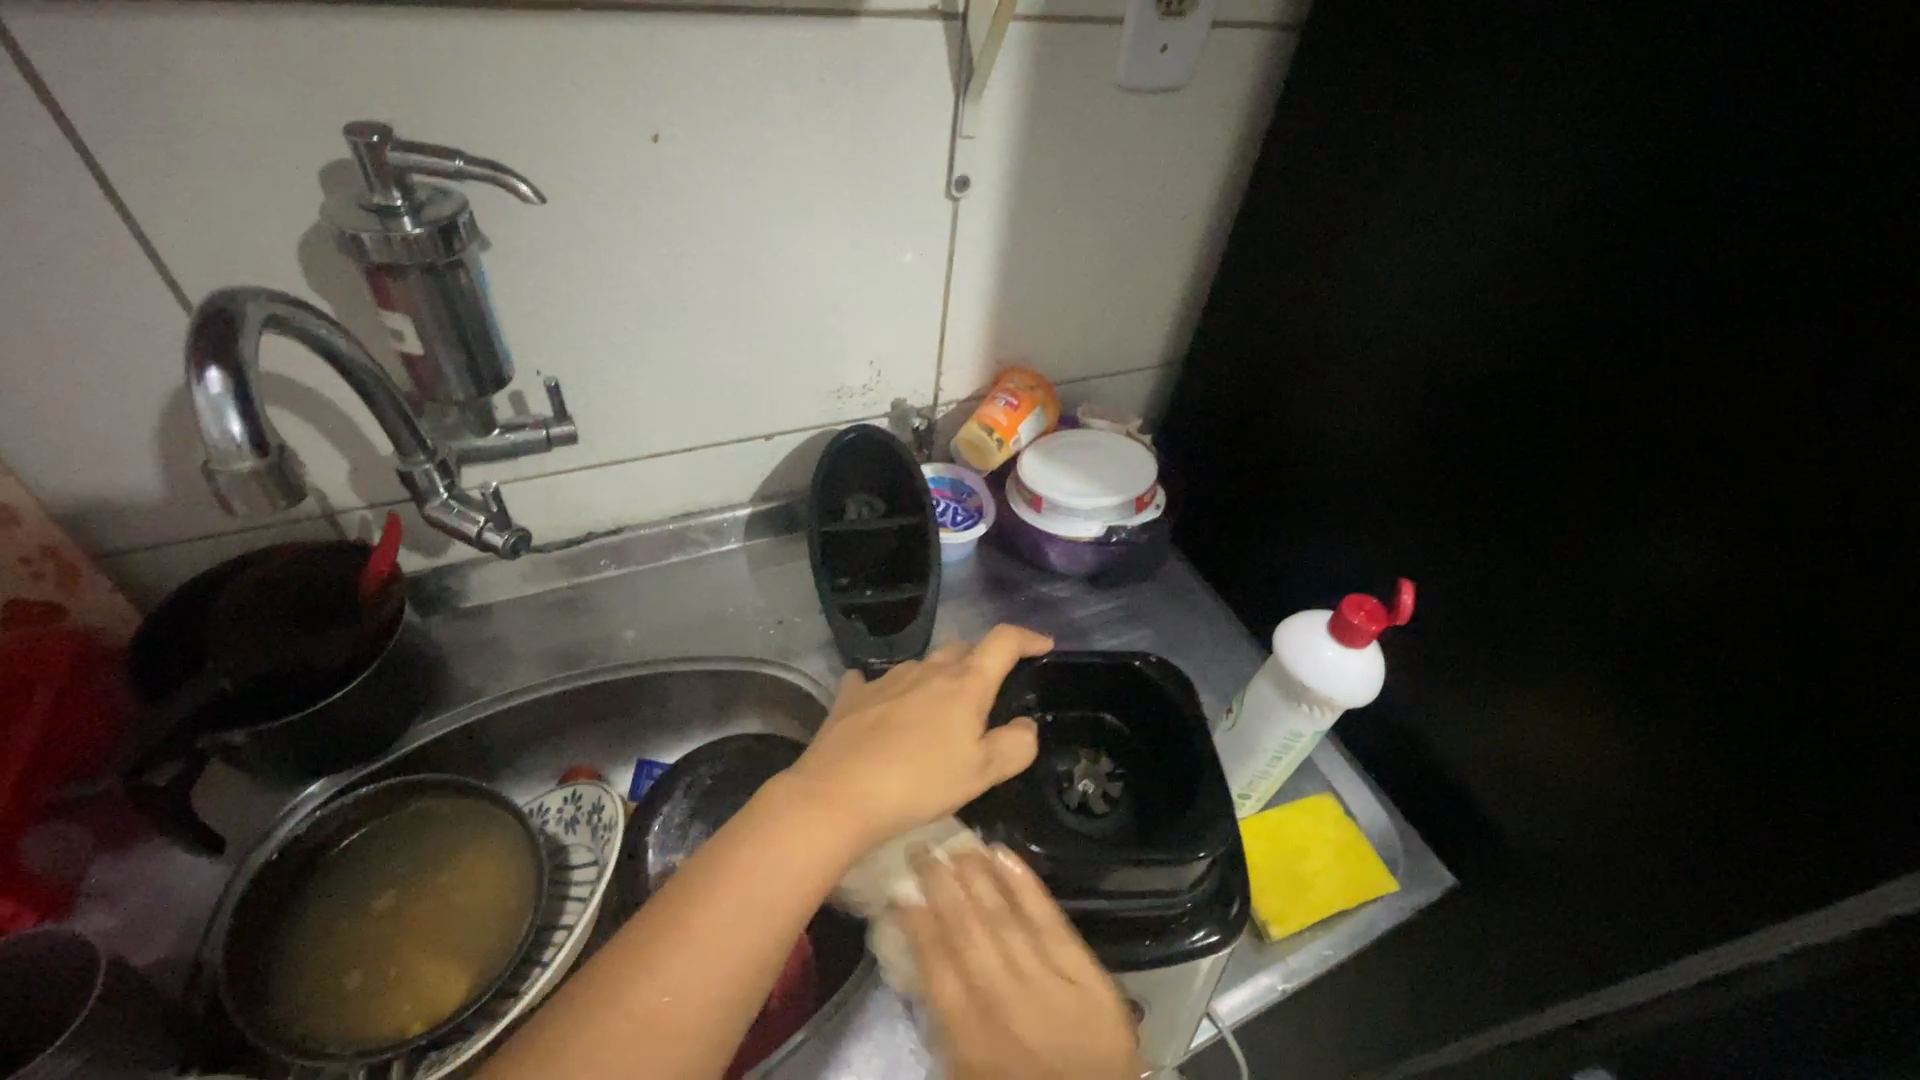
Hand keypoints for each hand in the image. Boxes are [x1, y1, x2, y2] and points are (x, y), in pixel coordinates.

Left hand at [783, 624, 1051, 851]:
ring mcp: (885, 679)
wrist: (837, 795)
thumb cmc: (920, 783)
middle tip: (987, 695)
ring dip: (936, 680)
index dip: (1027, 638)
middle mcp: (926, 670)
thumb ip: (1015, 746)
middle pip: (961, 650)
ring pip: (921, 667)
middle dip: (980, 662)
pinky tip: (883, 710)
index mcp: (965, 684)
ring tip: (936, 714)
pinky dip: (889, 692)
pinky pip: (875, 682)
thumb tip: (1026, 725)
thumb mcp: (981, 774)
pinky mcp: (852, 695)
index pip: (1003, 642)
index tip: (1043, 646)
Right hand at [900, 847, 1142, 1079]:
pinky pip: (1050, 920)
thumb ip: (943, 1019)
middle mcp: (1003, 999)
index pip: (934, 963)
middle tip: (922, 848)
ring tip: (958, 845)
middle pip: (965, 929)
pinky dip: (1026, 885)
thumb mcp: (966, 1068)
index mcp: (969, 1031)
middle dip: (939, 884)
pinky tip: (1005, 856)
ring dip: (977, 876)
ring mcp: (1047, 982)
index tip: (899, 889)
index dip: (915, 921)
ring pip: (1003, 917)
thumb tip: (919, 964)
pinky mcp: (1085, 972)